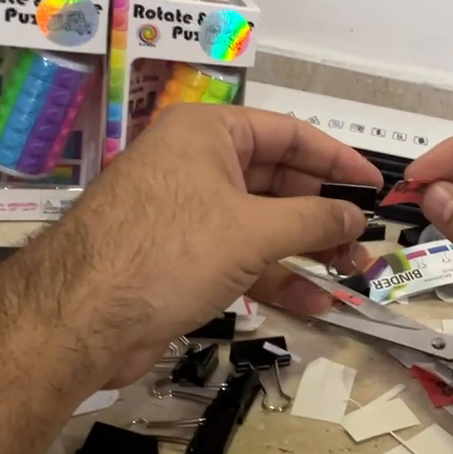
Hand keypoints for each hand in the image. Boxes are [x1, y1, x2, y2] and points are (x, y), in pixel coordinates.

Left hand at [18, 105, 380, 387]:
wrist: (78, 320)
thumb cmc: (170, 251)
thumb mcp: (253, 230)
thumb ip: (314, 219)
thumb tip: (357, 216)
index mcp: (209, 133)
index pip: (290, 135)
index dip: (337, 160)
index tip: (374, 186)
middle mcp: (199, 165)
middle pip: (279, 182)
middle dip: (325, 214)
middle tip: (366, 239)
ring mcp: (190, 213)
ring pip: (265, 224)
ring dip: (308, 250)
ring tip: (354, 273)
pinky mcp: (184, 257)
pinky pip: (243, 257)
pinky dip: (277, 277)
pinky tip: (315, 303)